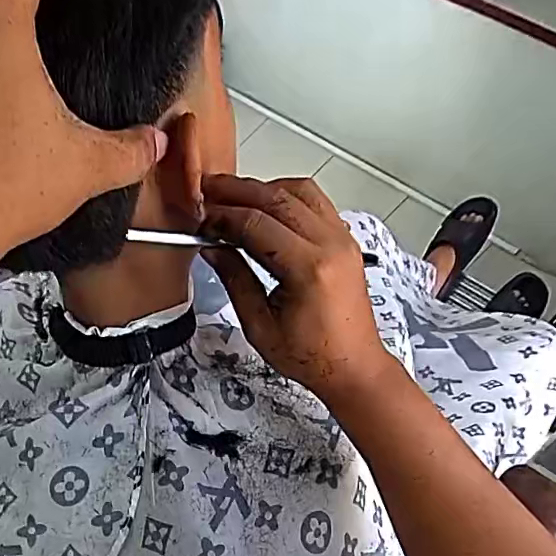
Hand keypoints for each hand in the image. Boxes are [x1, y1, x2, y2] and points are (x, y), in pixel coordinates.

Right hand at [200, 174, 399, 403]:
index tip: (203, 221)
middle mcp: (331, 247)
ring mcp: (343, 241)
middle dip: (238, 192)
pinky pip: (317, 203)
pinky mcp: (346, 242)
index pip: (256, 224)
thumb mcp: (261, 326)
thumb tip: (214, 249)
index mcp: (308, 270)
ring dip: (264, 189)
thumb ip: (236, 281)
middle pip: (277, 198)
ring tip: (235, 196)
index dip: (224, 218)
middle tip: (210, 192)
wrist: (352, 367)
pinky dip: (288, 197)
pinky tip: (267, 207)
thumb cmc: (313, 357)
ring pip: (300, 191)